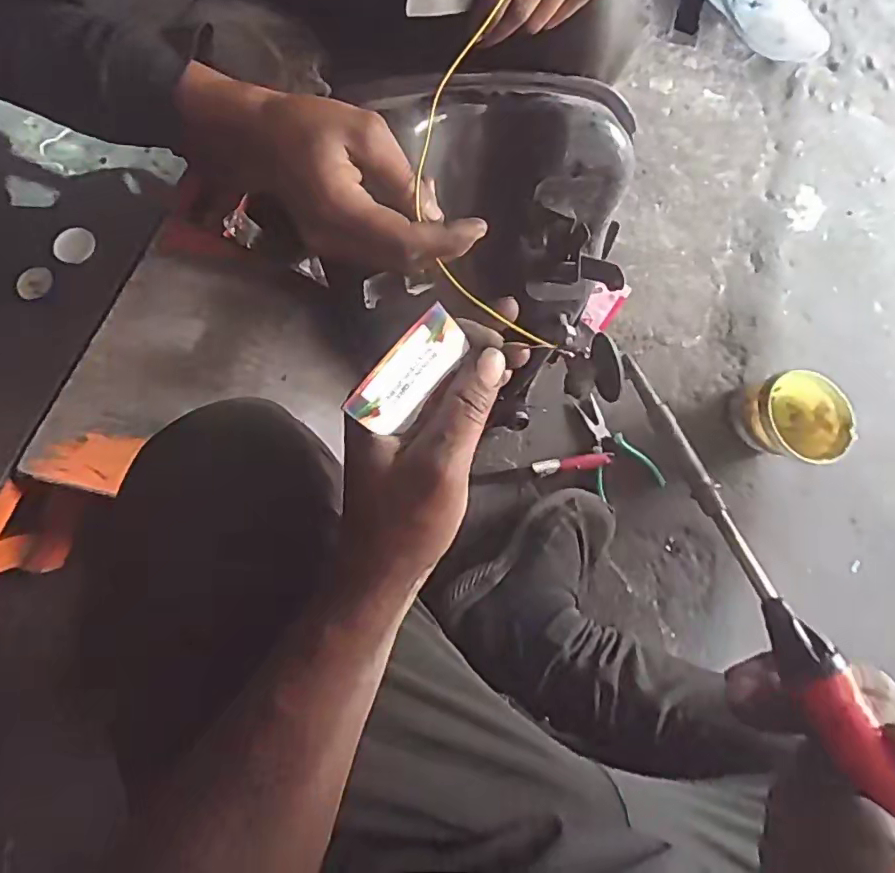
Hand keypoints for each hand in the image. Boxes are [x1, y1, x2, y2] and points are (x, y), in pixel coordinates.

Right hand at [175, 64, 486, 270]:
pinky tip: (415, 214)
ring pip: (394, 262)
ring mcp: (330, 248)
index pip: (407, 241)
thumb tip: (433, 212)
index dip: (448, 241)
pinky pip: (379, 254)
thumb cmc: (306, 124)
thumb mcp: (365, 131)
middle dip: (444, 248)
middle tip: (469, 227)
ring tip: (443, 215)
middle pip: (404, 261)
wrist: (255, 138)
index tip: (478, 227)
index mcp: (343, 210)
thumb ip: (401, 175)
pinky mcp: (330, 246)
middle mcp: (336, 240)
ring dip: (427, 245)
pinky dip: (407, 241)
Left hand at [338, 307, 530, 592]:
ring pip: (441, 373)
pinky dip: (472, 387)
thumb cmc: (406, 526)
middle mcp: (383, 400)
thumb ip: (465, 407)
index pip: (419, 343)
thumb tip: (492, 358)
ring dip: (478, 360)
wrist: (382, 574)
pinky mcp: (413, 434)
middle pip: (431, 352)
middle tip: (513, 320)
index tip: (501, 336)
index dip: (463, 331)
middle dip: (474, 337)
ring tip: (518, 350)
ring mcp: (398, 417)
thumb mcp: (441, 463)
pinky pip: (444, 398)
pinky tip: (498, 380)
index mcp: (377, 400)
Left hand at [476, 0, 611, 45]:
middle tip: (486, 37)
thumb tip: (480, 0)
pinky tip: (533, 8)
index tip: (475, 29)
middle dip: (501, 28)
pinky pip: (558, 17)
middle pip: (525, 4)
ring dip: (520, 27)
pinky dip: (540, 20)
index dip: (488, 8)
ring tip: (507, 22)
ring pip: (541, 18)